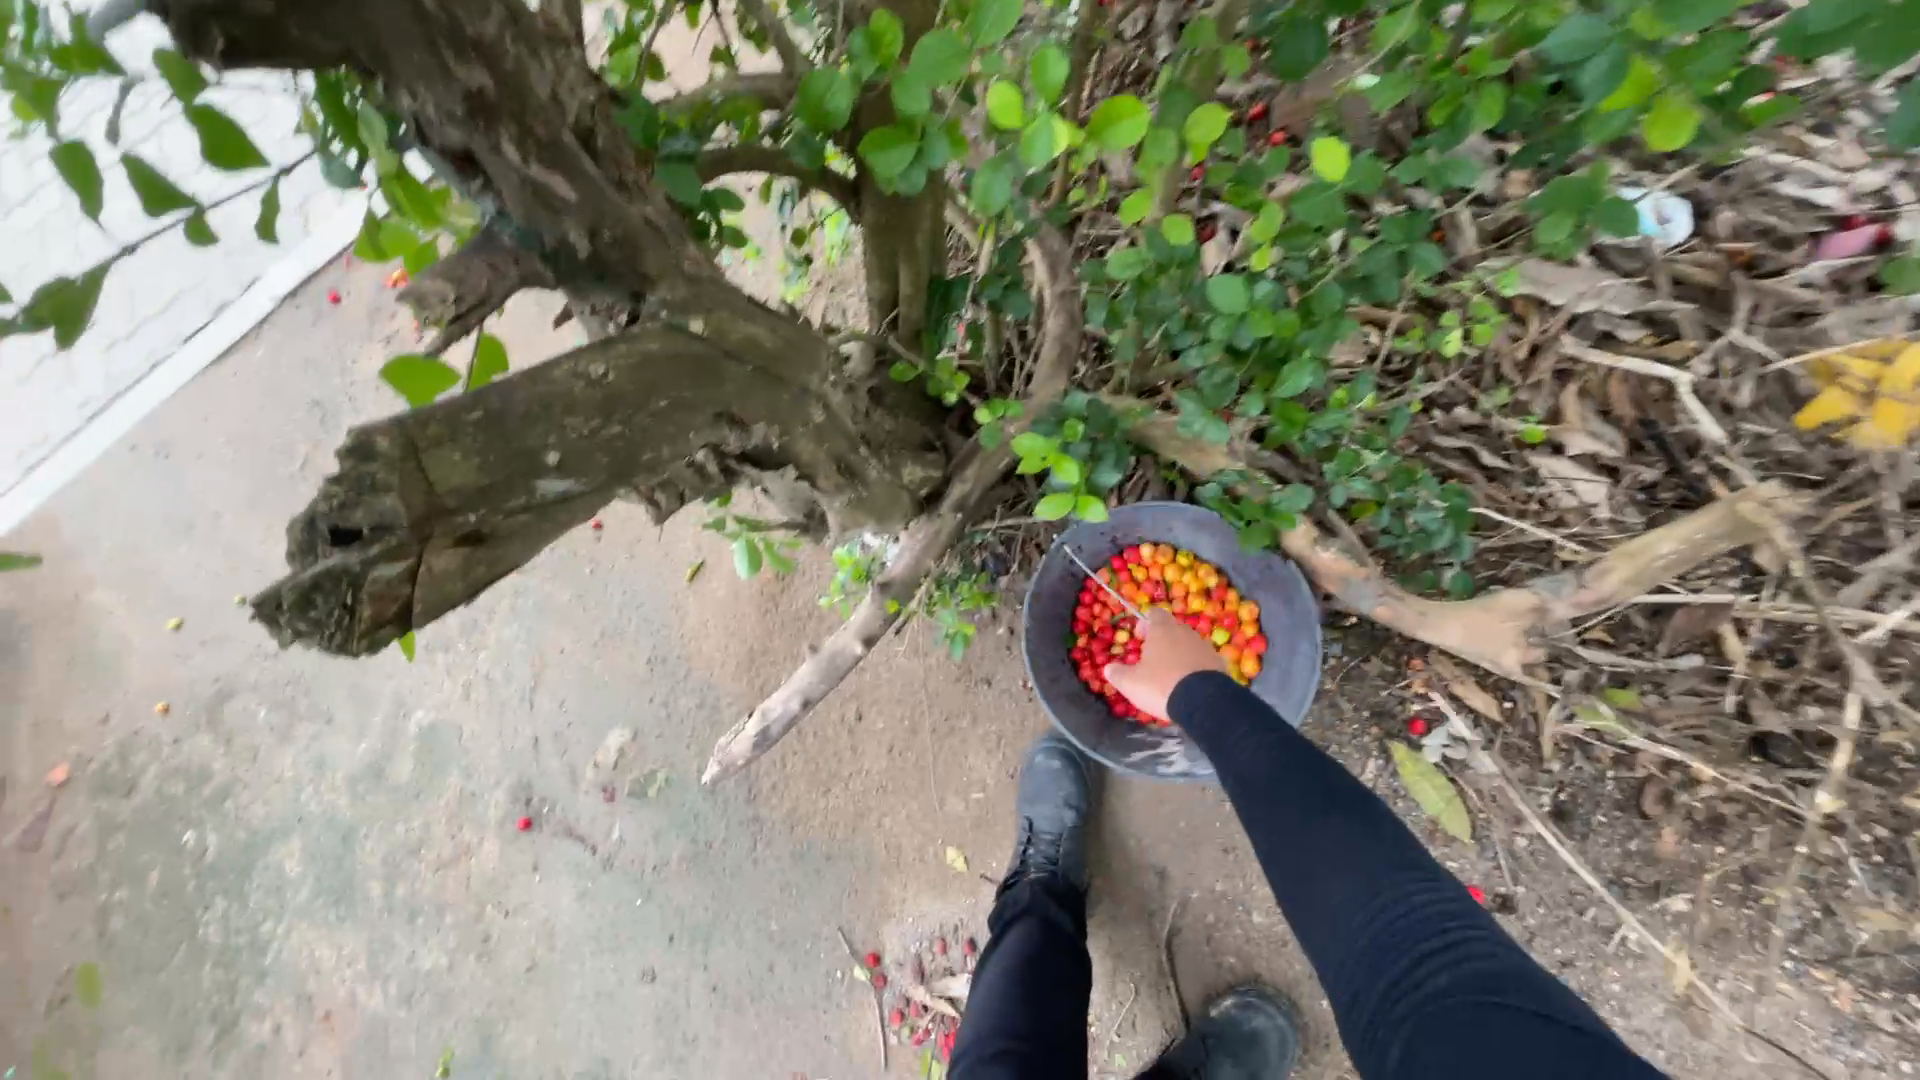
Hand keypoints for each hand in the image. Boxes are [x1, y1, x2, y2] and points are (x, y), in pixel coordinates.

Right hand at [1102, 607, 1227, 720]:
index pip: (1154, 613)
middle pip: (1172, 628)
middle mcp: (1184, 632)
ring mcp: (1204, 646)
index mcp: (1162, 630)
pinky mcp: (1219, 663)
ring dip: (1180, 653)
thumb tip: (1109, 668)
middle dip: (1162, 639)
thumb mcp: (1131, 683)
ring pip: (1189, 643)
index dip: (1145, 623)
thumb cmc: (1161, 685)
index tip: (1140, 636)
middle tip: (1152, 658)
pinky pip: (1203, 660)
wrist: (1204, 702)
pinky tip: (1189, 683)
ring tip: (1171, 673)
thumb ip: (1117, 673)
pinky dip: (1195, 667)